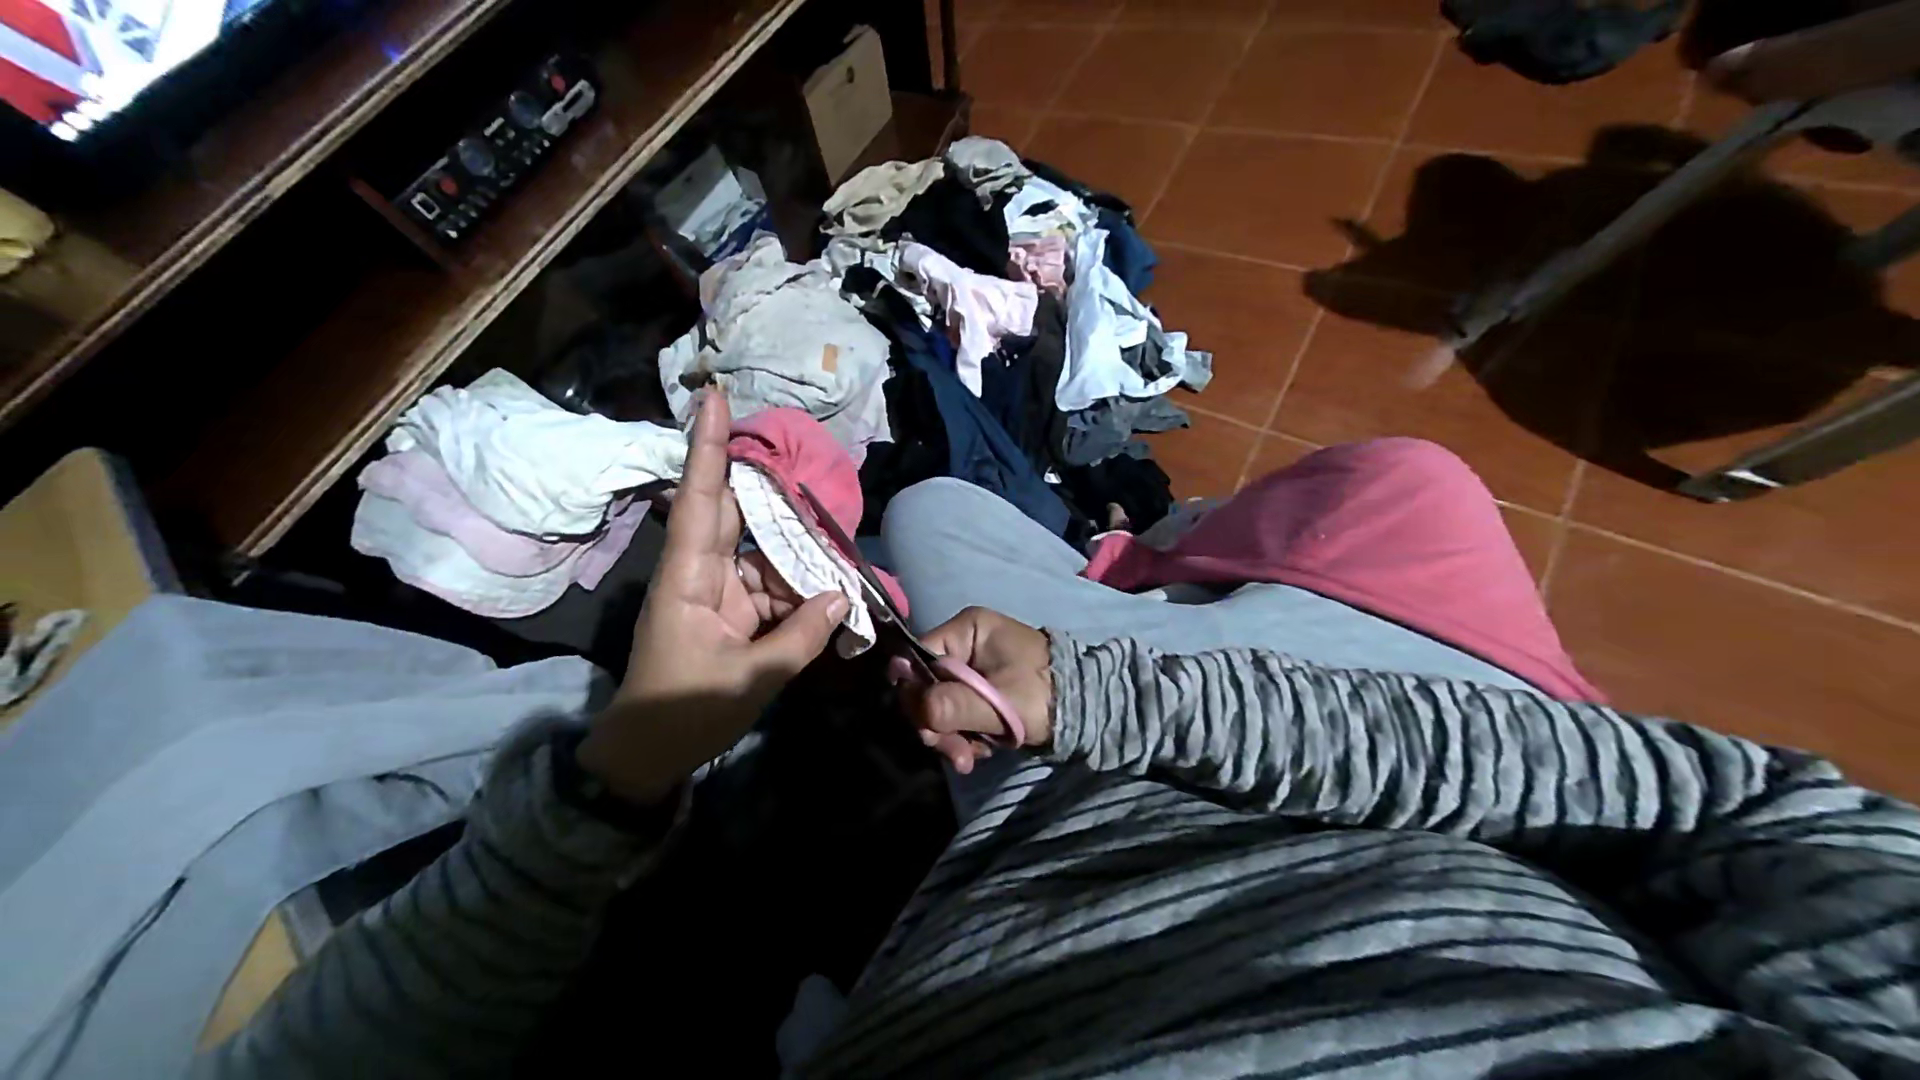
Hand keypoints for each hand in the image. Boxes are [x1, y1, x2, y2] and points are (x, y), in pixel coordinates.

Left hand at [577, 392, 848, 803]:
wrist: (647, 756)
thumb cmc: (685, 713)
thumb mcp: (751, 679)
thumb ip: (801, 637)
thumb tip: (841, 598)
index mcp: (689, 579)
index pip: (698, 499)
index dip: (707, 447)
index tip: (714, 397)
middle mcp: (700, 573)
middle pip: (735, 515)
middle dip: (769, 491)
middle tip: (807, 468)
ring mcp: (715, 593)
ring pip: (762, 555)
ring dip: (798, 558)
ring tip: (839, 557)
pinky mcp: (728, 614)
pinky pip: (768, 588)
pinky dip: (797, 591)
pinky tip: (829, 596)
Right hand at [899, 606, 1052, 773]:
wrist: (1086, 709)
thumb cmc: (1043, 695)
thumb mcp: (997, 702)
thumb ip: (952, 705)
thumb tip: (910, 703)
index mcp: (968, 629)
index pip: (917, 658)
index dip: (915, 694)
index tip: (928, 728)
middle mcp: (964, 643)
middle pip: (926, 685)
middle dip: (936, 724)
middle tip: (955, 755)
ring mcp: (972, 667)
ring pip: (939, 703)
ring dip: (950, 736)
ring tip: (969, 760)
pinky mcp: (980, 689)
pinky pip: (956, 712)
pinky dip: (963, 735)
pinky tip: (979, 752)